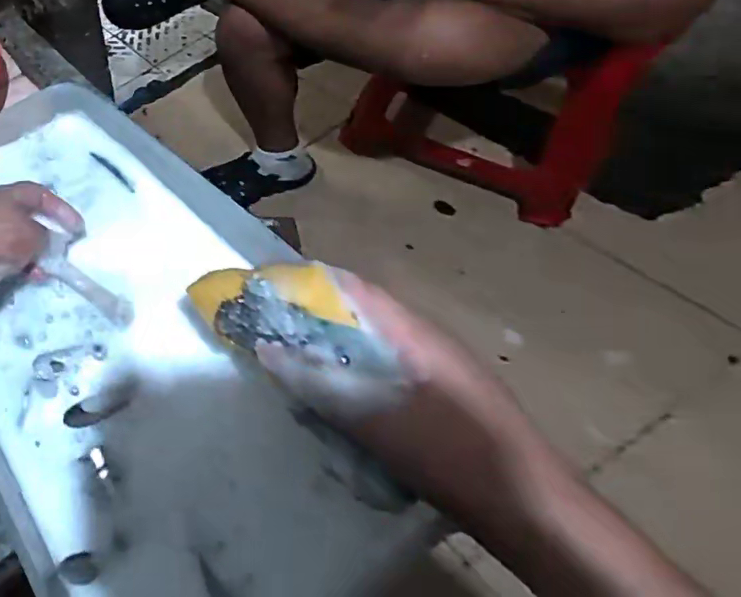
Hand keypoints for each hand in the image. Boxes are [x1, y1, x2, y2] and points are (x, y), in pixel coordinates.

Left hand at [0, 182, 80, 287]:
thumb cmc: (3, 238)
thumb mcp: (36, 233)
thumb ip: (48, 234)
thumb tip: (47, 240)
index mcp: (6, 194)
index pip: (39, 193)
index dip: (61, 208)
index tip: (78, 228)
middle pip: (28, 216)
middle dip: (48, 231)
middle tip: (64, 246)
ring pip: (20, 238)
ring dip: (37, 251)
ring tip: (49, 265)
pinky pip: (10, 255)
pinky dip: (24, 264)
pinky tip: (34, 275)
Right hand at [258, 270, 550, 512]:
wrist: (540, 518)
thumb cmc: (453, 456)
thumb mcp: (372, 419)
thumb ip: (316, 381)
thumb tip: (264, 349)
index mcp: (411, 332)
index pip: (345, 284)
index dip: (298, 279)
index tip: (257, 288)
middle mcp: (424, 338)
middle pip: (353, 308)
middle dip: (306, 311)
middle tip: (266, 324)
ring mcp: (438, 365)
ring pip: (367, 336)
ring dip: (326, 339)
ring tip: (291, 356)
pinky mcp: (443, 392)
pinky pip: (382, 361)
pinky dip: (349, 362)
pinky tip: (335, 389)